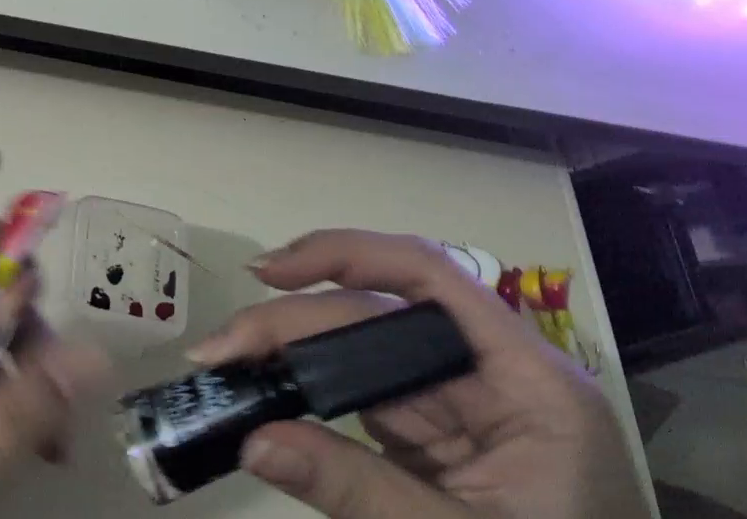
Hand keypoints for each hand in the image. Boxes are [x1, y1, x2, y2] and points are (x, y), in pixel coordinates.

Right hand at [188, 229, 650, 518]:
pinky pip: (361, 400)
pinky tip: (265, 389)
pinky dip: (308, 392)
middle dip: (292, 323)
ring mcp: (461, 412)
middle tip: (217, 350)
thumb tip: (251, 441)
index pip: (432, 278)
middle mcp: (493, 378)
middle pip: (379, 317)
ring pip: (361, 354)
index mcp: (529, 383)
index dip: (347, 255)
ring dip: (291, 353)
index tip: (271, 271)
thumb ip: (359, 491)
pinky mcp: (434, 444)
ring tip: (227, 361)